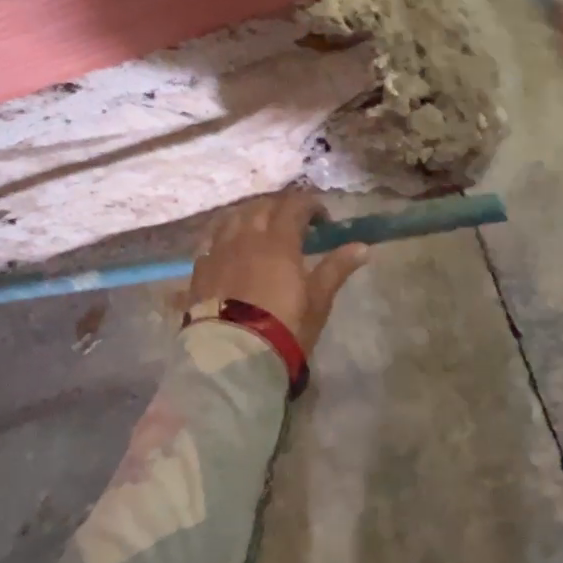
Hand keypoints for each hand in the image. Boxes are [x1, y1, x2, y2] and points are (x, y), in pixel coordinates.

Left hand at [190, 191, 369, 355]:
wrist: (233, 357)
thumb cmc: (283, 327)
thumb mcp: (317, 300)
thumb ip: (336, 268)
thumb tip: (362, 246)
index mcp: (279, 241)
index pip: (295, 206)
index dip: (311, 205)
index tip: (323, 219)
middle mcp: (246, 237)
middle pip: (262, 206)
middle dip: (280, 208)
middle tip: (293, 224)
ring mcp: (219, 251)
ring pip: (233, 217)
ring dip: (251, 216)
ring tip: (260, 230)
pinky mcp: (200, 269)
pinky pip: (211, 239)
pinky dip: (225, 235)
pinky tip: (230, 248)